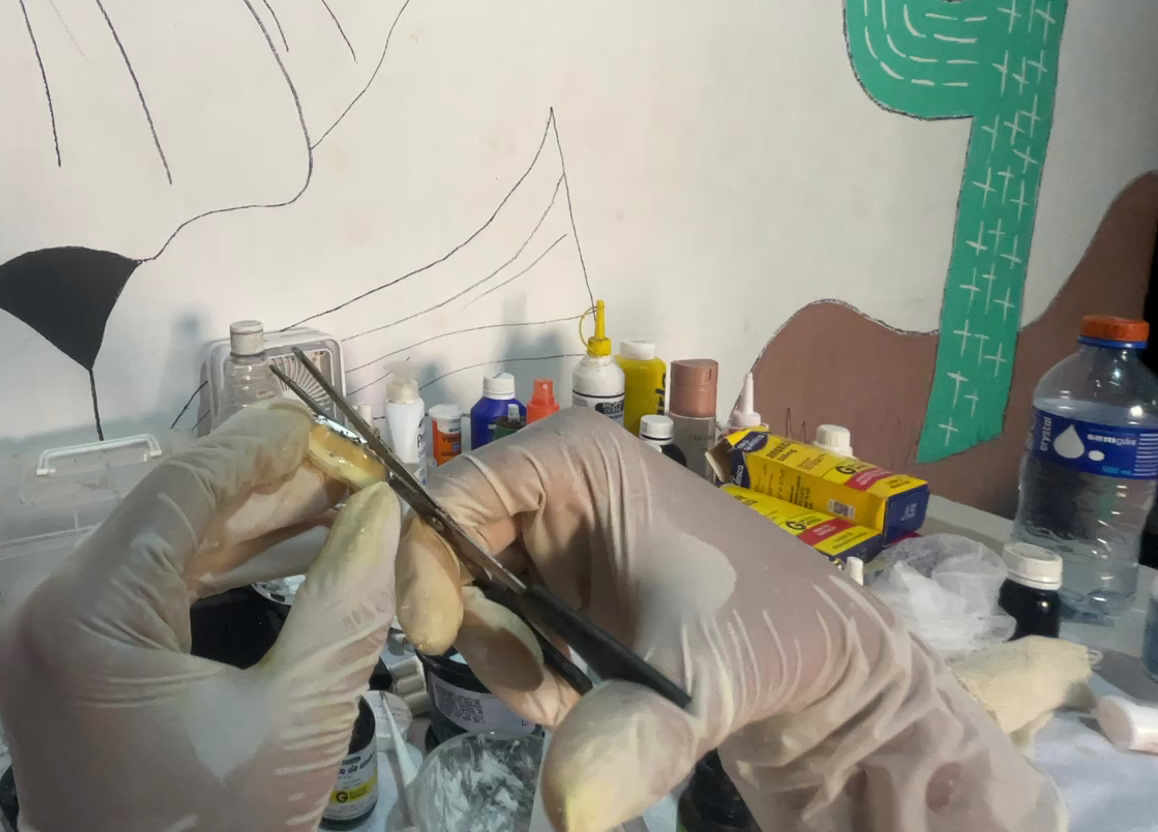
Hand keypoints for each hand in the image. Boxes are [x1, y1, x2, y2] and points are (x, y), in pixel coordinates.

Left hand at [0, 401, 400, 830]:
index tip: (317, 424)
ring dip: (248, 522)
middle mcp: (48, 602)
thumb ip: (344, 605)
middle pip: (170, 510)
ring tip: (332, 501)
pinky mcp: (72, 650)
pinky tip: (285, 546)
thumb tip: (384, 511)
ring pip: (165, 542)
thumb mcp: (294, 730)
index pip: (176, 489)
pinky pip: (154, 584)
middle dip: (264, 485)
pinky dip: (219, 564)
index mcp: (81, 614)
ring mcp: (53, 627)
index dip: (254, 447)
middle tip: (344, 469)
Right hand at [397, 409, 1063, 831]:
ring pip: (465, 589)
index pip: (455, 489)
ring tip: (572, 704)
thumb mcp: (700, 674)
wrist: (826, 671)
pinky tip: (572, 697)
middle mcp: (540, 482)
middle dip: (480, 626)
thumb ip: (627, 733)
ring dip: (504, 659)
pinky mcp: (544, 578)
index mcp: (567, 457)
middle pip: (448, 542)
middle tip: (536, 686)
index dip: (426, 554)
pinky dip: (519, 668)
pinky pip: (493, 619)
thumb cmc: (769, 629)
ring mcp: (539, 531)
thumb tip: (566, 812)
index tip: (436, 634)